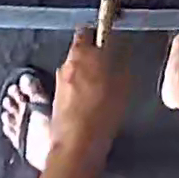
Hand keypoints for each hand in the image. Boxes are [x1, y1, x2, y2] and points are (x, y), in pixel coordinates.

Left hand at [46, 28, 130, 173]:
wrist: (77, 146)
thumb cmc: (103, 109)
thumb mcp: (123, 80)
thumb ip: (120, 59)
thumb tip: (119, 48)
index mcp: (82, 53)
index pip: (87, 31)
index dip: (98, 33)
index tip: (108, 38)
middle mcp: (66, 65)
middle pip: (79, 51)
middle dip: (92, 55)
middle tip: (110, 64)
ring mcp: (58, 84)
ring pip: (75, 70)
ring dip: (86, 74)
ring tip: (103, 87)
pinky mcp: (55, 102)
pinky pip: (71, 88)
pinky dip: (80, 90)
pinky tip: (93, 103)